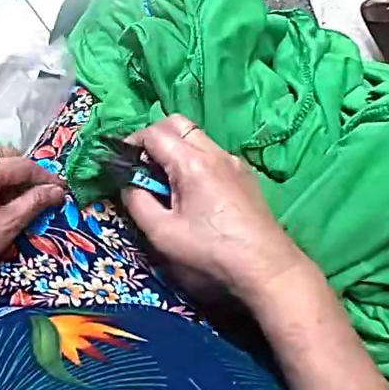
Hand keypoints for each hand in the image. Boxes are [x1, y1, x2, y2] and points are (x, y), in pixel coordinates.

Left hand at [0, 147, 67, 269]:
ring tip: (21, 199)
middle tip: (40, 192)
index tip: (60, 187)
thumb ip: (33, 203)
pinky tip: (1, 200)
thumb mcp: (6, 225)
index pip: (20, 165)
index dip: (44, 176)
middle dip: (25, 173)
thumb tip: (57, 191)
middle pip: (5, 156)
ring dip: (9, 175)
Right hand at [120, 115, 314, 302]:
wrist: (265, 266)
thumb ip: (137, 202)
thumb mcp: (162, 232)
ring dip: (175, 148)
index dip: (132, 143)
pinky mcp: (244, 175)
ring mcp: (233, 161)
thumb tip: (127, 184)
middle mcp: (214, 152)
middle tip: (143, 167)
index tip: (122, 163)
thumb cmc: (210, 250)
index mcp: (191, 162)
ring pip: (196, 137)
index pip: (154, 133)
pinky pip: (212, 153)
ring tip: (166, 182)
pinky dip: (194, 159)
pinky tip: (192, 191)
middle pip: (177, 123)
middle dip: (154, 137)